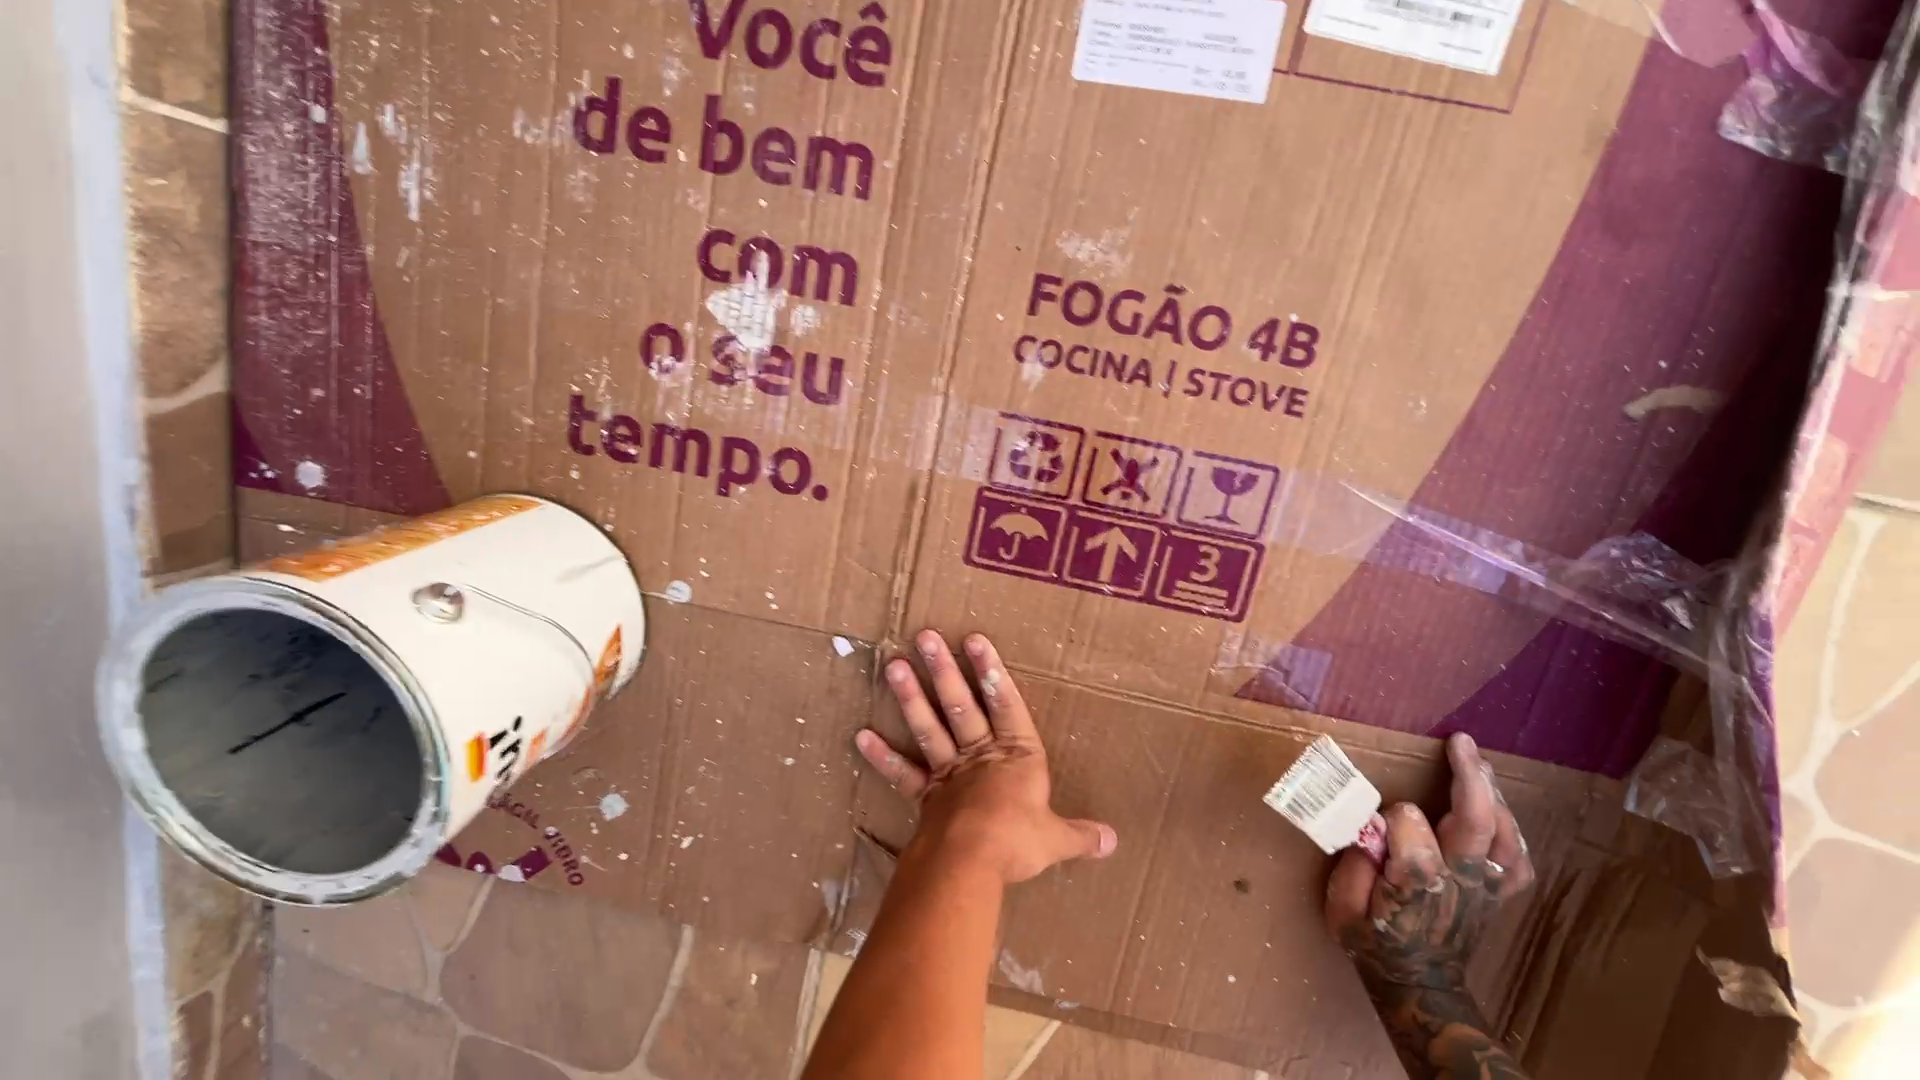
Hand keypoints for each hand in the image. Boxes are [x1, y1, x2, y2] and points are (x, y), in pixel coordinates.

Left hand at [855, 630, 1117, 884]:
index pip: (1006, 704)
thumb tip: (1112, 841)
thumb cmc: (1017, 841)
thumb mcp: (1056, 839)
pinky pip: (902, 773)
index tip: (975, 640)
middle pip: (961, 706)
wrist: (971, 861)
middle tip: (925, 636)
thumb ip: (1080, 835)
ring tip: (893, 665)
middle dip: (944, 670)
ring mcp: (950, 774)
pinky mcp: (926, 797)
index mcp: (1018, 757)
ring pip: (930, 728)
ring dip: (911, 697)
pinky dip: (881, 756)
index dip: (992, 672)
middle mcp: (981, 756)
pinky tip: (861, 736)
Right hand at [1324, 733, 1534, 1079]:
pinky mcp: (1499, 892)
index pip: (1410, 823)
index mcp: (1417, 881)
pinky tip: (1497, 806)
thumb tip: (1367, 829)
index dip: (1393, 813)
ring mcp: (1486, 886)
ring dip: (1492, 793)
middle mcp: (1460, 879)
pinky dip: (1511, 829)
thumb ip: (1353, 865)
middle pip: (1475, 820)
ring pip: (1504, 833)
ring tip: (1476, 761)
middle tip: (1461, 741)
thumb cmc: (1371, 939)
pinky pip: (1517, 857)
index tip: (1374, 823)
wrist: (1417, 982)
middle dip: (1469, 775)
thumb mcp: (1342, 907)